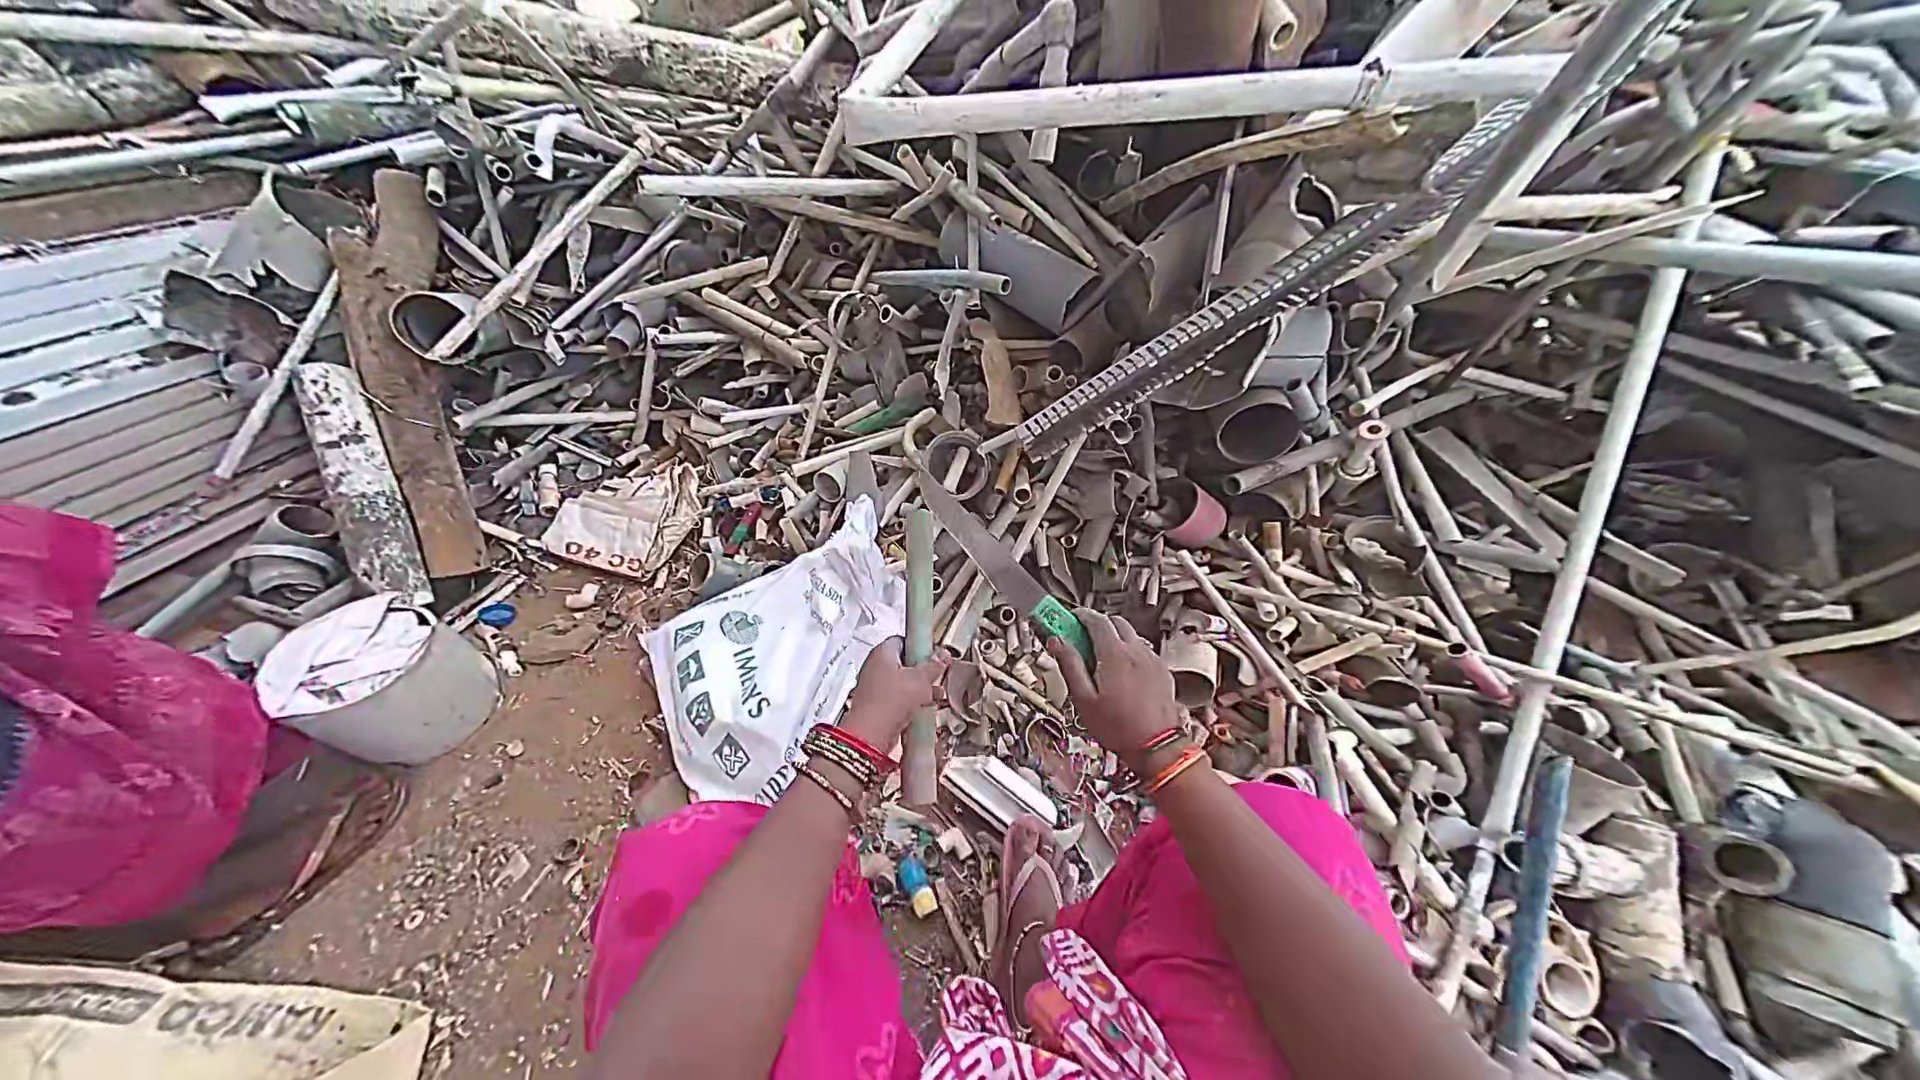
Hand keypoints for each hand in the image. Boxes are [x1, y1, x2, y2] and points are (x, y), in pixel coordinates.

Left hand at [842, 637, 948, 747]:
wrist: (871, 735)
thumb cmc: (889, 702)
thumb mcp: (920, 680)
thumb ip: (932, 667)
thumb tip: (941, 658)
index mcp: (882, 652)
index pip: (902, 640)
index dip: (919, 646)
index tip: (932, 654)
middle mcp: (874, 667)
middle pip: (902, 663)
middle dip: (921, 671)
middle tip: (934, 676)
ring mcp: (874, 688)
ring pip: (901, 683)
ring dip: (918, 689)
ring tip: (933, 694)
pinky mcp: (877, 707)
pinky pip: (897, 700)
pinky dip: (910, 703)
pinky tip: (923, 709)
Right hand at [1047, 609, 1181, 773]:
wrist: (1157, 748)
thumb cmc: (1121, 729)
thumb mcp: (1084, 698)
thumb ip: (1070, 665)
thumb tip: (1057, 644)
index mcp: (1115, 655)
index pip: (1096, 620)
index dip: (1079, 615)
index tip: (1067, 619)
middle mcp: (1137, 653)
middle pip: (1115, 622)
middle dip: (1096, 625)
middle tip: (1081, 639)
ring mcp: (1152, 661)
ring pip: (1131, 636)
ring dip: (1114, 639)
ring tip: (1099, 660)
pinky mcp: (1162, 672)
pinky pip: (1143, 652)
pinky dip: (1130, 654)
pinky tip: (1121, 674)